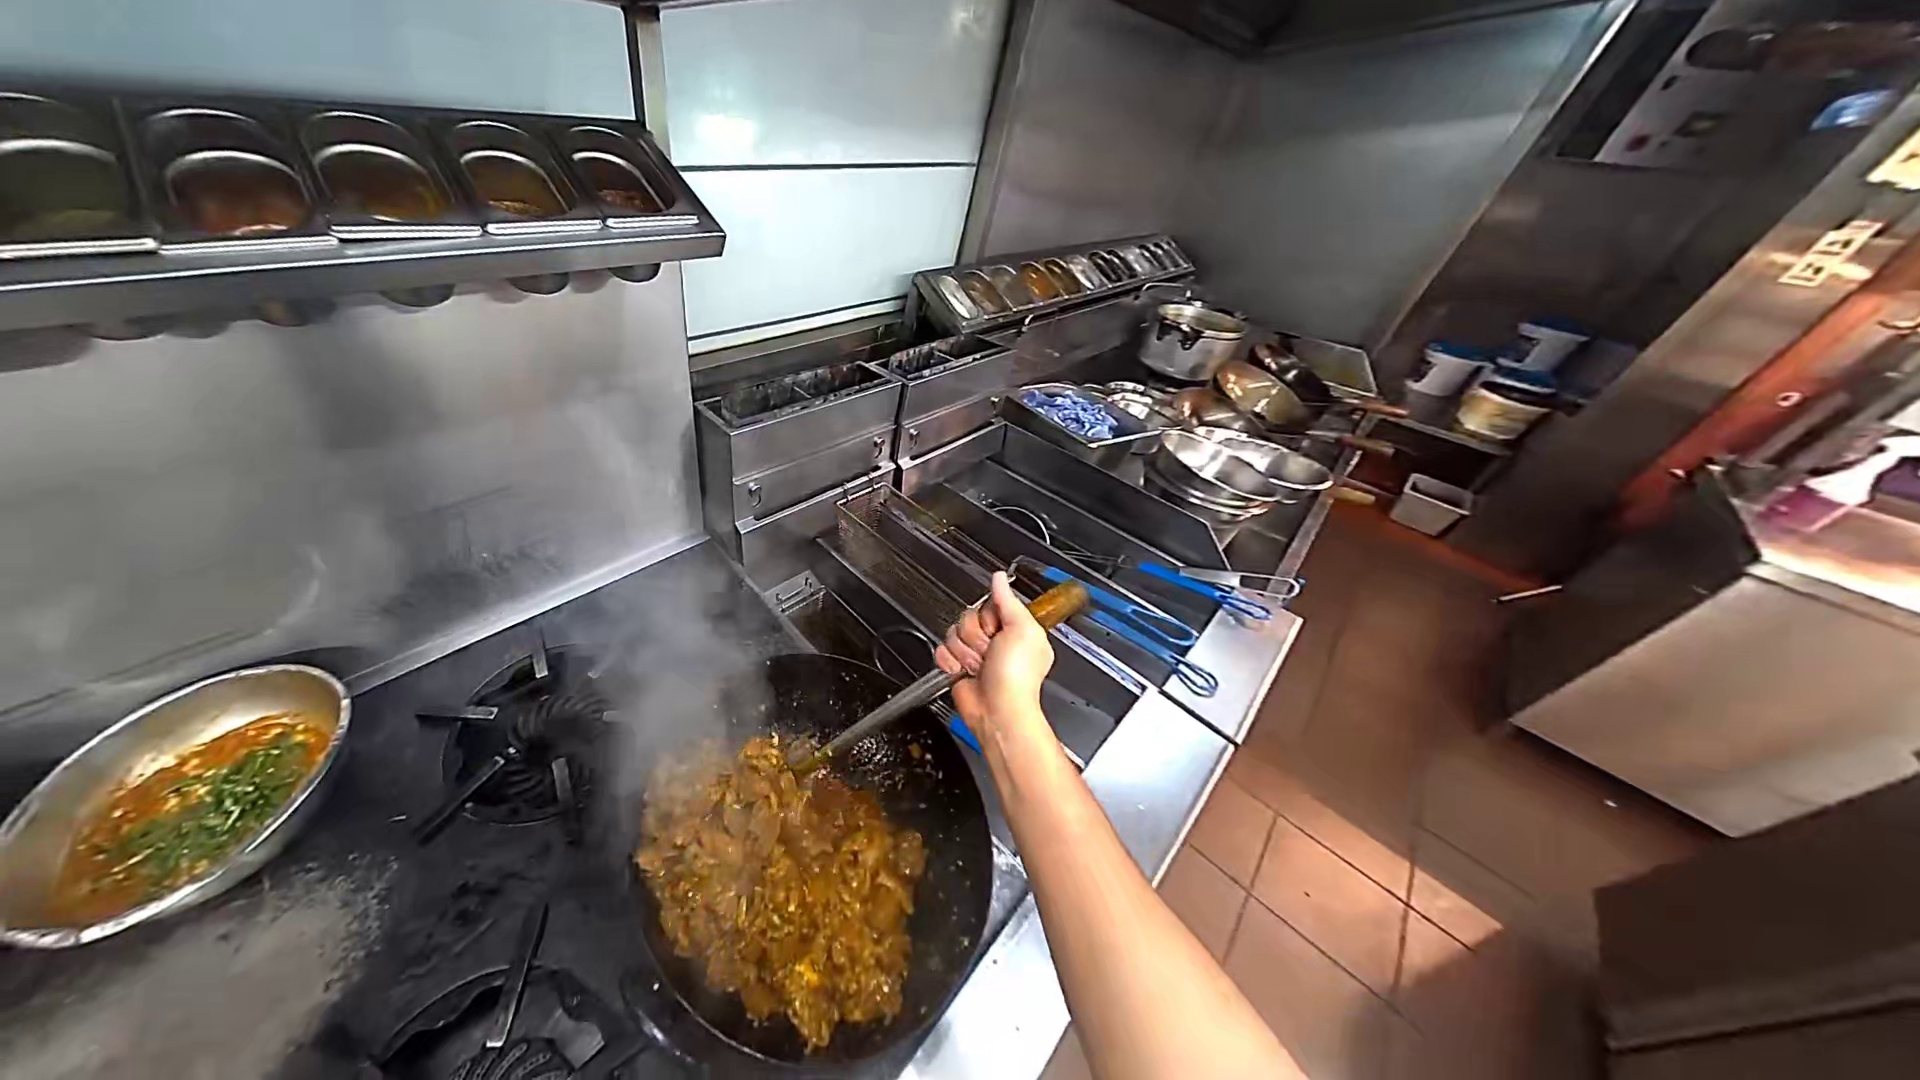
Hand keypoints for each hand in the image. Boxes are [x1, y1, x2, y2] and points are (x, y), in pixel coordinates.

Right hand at [934, 571, 1054, 748]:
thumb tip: (1000, 578)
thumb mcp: (1022, 629)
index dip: (989, 616)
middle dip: (976, 636)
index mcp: (1015, 629)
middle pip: (968, 617)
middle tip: (990, 652)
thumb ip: (1008, 600)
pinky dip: (950, 661)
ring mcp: (976, 654)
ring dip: (965, 651)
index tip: (998, 629)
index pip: (989, 604)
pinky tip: (963, 671)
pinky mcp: (958, 666)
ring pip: (954, 633)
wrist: (998, 711)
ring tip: (980, 666)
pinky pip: (942, 650)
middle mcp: (996, 640)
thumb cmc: (1017, 678)